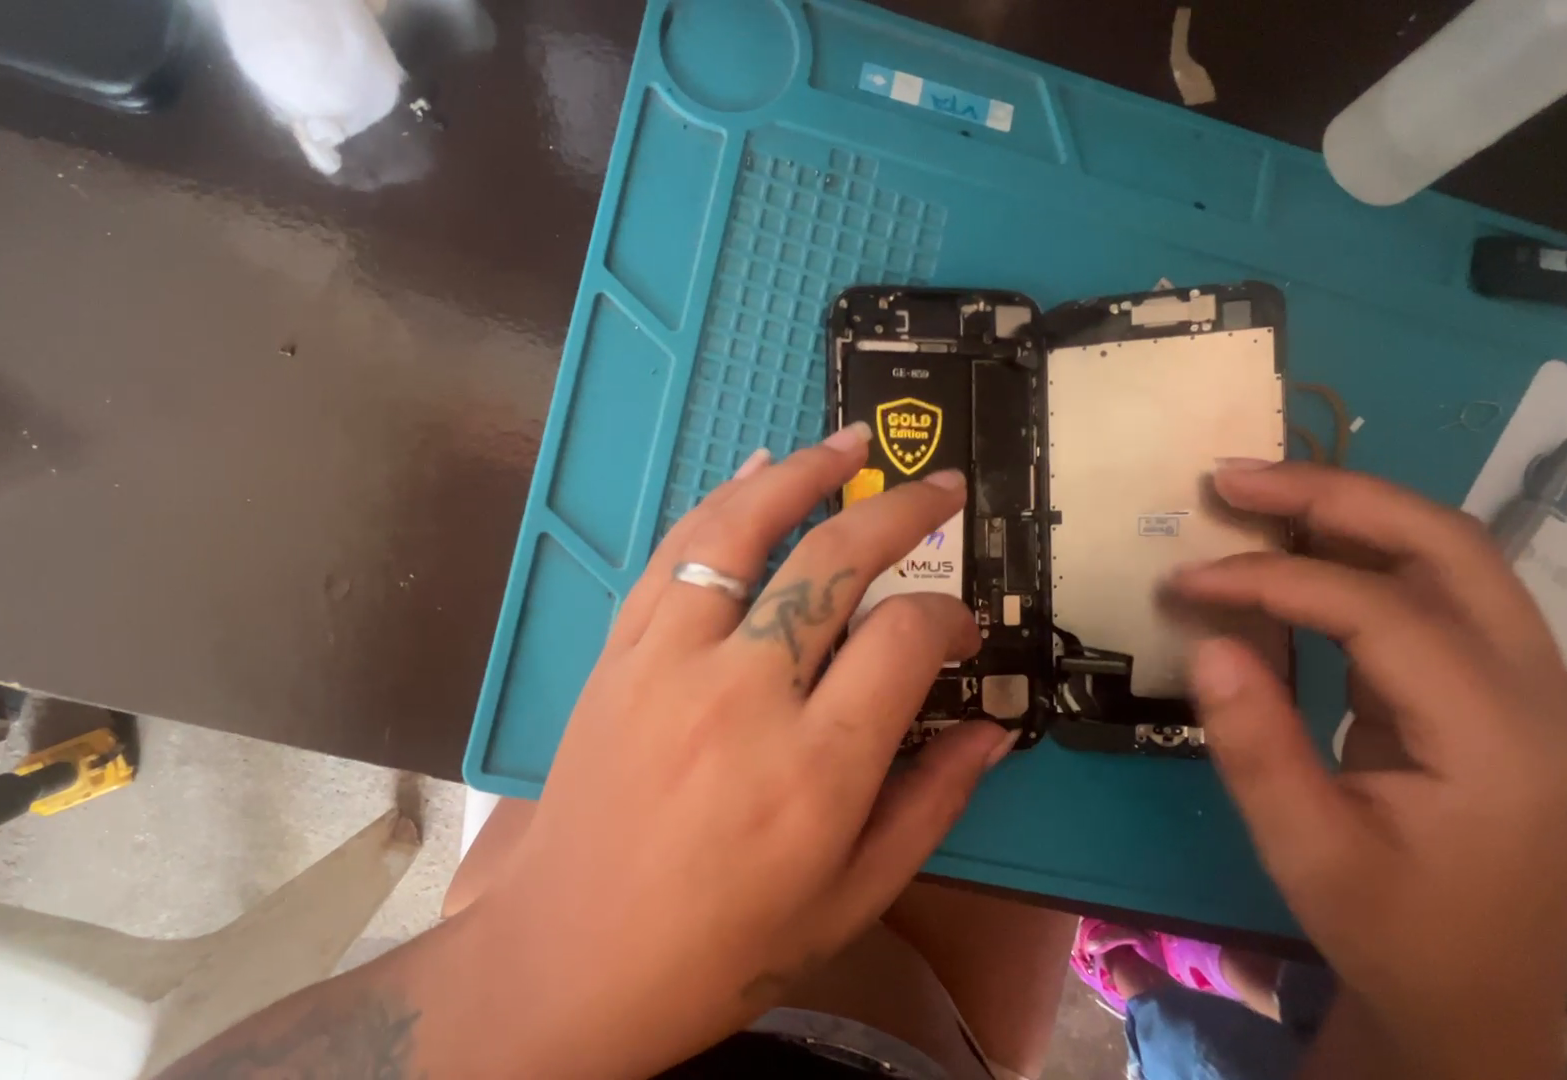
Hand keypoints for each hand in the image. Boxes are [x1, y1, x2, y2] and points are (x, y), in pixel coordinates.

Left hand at [450, 425, 1016, 1079]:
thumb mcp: (851, 897)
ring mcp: (668, 662)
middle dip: (900, 513)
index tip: (958, 626)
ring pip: (741, 531)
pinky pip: (673, 555)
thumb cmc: (724, 945)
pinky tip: (752, 473)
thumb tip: (993, 728)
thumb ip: (931, 803)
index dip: (948, 616)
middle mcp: (742, 694)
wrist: (572, 957)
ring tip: (850, 445)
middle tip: (938, 488)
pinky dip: (718, 503)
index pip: (904, 638)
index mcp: (815, 767)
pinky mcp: (619, 654)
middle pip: (832, 562)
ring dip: (802, 474)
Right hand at [1172, 461, 1566, 1078]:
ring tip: (1256, 496)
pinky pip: (1435, 593)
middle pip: (1447, 544)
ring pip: (1452, 555)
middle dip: (1332, 496)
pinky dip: (1362, 555)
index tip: (1184, 581)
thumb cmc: (1391, 932)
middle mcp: (1537, 691)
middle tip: (1229, 478)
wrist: (1476, 999)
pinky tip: (1299, 550)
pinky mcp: (1497, 691)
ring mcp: (1528, 686)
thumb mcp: (1306, 853)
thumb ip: (1256, 745)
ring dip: (1350, 512)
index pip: (1381, 611)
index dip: (1272, 580)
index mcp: (1499, 737)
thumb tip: (1205, 640)